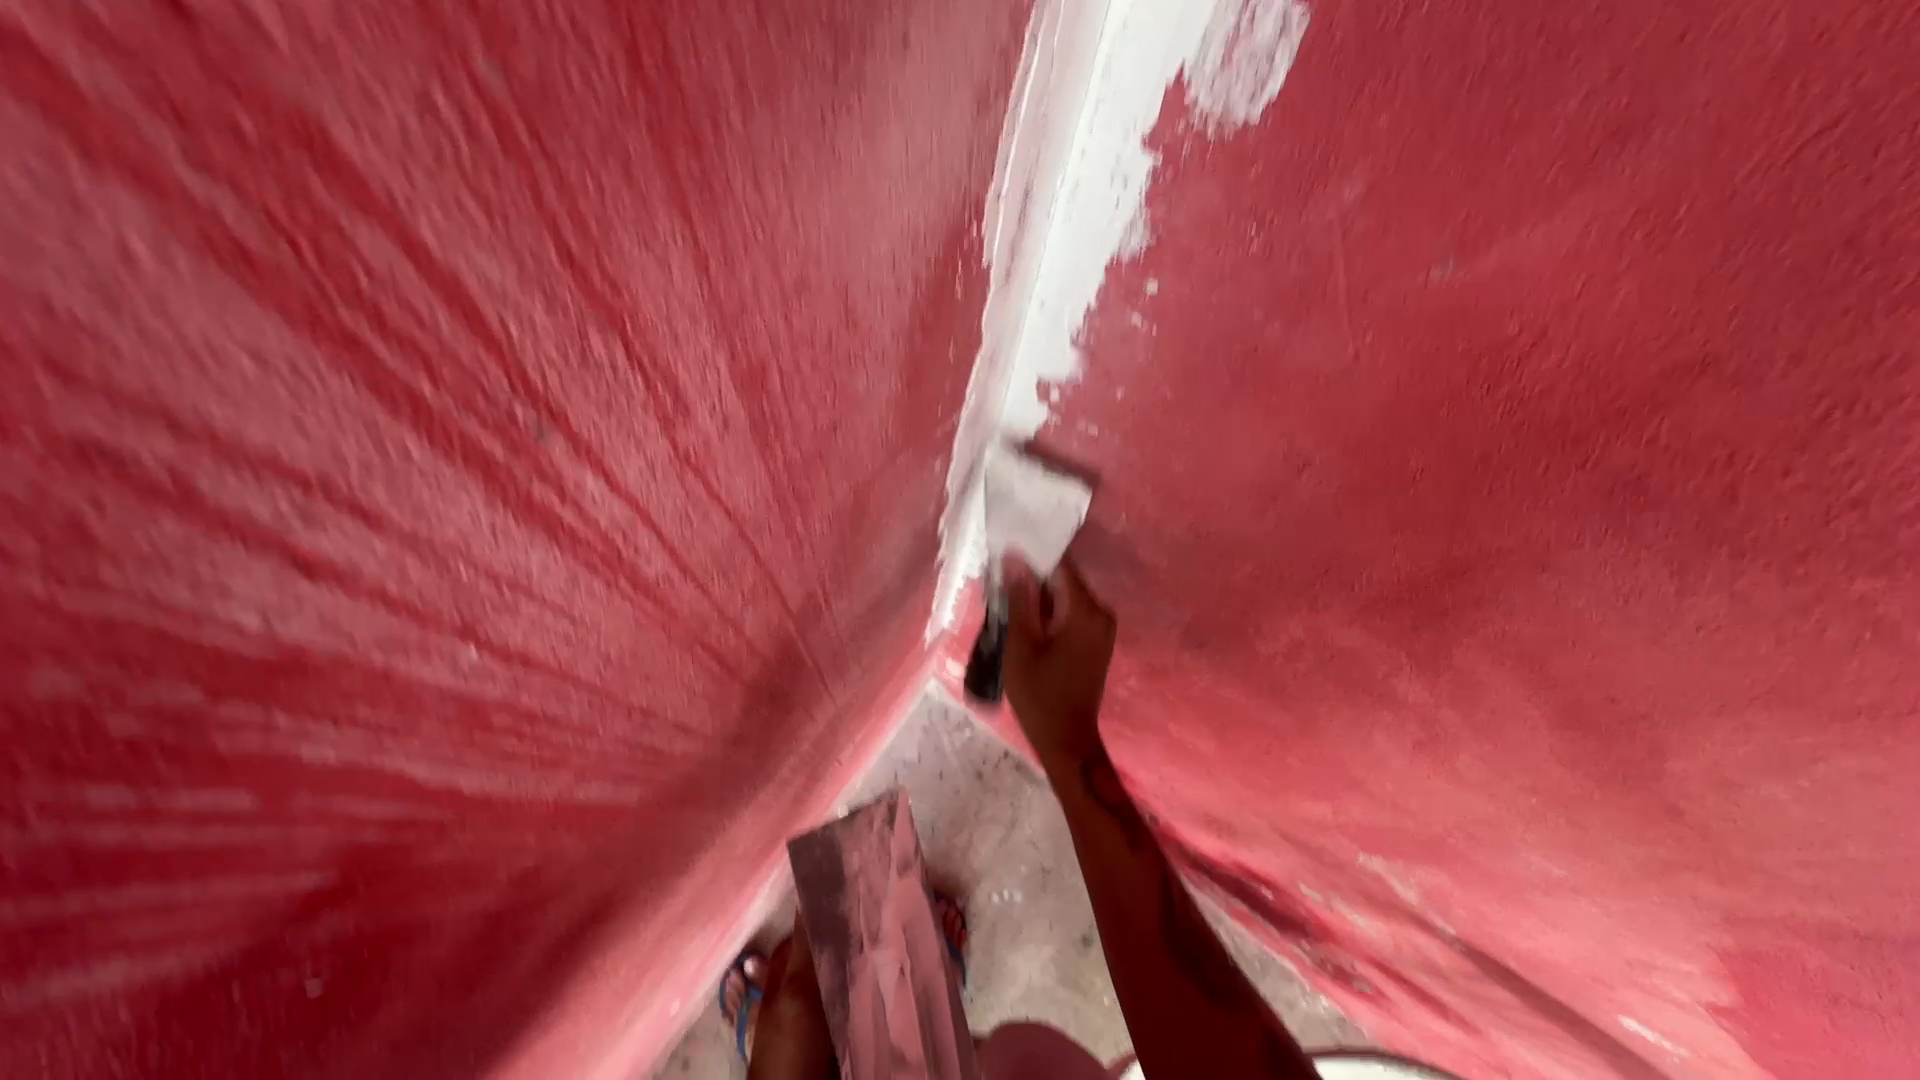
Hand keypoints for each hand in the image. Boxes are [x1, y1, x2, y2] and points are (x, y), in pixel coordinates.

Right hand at [1003, 554, 1115, 773]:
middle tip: (997, 586)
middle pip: (1062, 580)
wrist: (1067, 739)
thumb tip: (1015, 556)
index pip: (1059, 564)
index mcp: (1085, 609)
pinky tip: (1024, 624)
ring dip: (1037, 598)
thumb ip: (1020, 597)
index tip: (1003, 554)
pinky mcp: (1096, 641)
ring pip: (1064, 597)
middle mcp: (1101, 611)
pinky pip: (1070, 613)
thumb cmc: (1039, 694)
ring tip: (1004, 604)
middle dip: (1031, 579)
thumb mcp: (1021, 644)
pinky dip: (1048, 613)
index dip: (1030, 556)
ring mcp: (1101, 627)